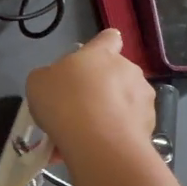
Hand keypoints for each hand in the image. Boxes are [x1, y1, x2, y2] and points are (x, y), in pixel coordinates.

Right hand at [24, 29, 156, 171]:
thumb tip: (55, 80)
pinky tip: (92, 146)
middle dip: (98, 88)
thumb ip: (48, 76)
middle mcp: (128, 69)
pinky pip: (126, 124)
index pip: (108, 38)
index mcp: (100, 54)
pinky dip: (111, 133)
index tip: (87, 63)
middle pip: (114, 73)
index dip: (99, 47)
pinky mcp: (149, 122)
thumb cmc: (63, 102)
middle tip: (74, 108)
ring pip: (122, 100)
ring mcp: (143, 96)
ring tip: (82, 134)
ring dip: (106, 112)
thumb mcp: (37, 83)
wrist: (97, 140)